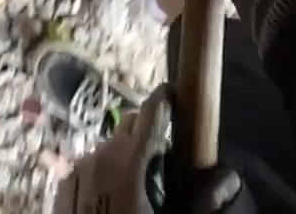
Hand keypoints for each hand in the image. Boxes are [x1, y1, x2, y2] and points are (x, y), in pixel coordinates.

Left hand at [50, 86, 254, 213]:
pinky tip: (114, 196)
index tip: (176, 93)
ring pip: (110, 144)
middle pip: (130, 124)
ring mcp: (82, 166)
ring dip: (125, 153)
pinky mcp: (66, 182)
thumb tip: (230, 180)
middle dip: (148, 131)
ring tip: (139, 183)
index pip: (152, 112)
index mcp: (132, 158)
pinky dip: (105, 170)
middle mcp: (105, 153)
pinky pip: (91, 164)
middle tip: (163, 157)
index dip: (166, 98)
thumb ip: (204, 204)